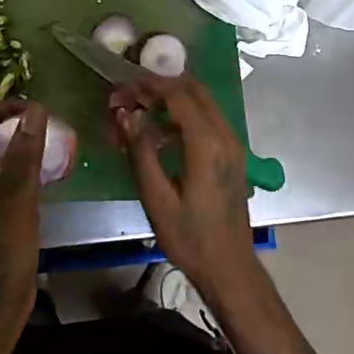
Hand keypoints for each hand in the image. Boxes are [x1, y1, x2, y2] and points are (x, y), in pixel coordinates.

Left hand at [0, 100, 46, 353]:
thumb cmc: (2, 250)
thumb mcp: (16, 199)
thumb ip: (25, 156)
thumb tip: (36, 108)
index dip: (6, 108)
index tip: (37, 108)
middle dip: (21, 125)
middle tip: (55, 124)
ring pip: (9, 160)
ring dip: (30, 146)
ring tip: (60, 143)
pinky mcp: (6, 216)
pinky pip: (19, 181)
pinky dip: (35, 170)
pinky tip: (56, 175)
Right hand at [111, 76, 261, 306]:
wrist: (230, 267)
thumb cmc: (190, 237)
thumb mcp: (156, 197)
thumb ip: (141, 151)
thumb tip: (125, 115)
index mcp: (208, 145)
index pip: (178, 95)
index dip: (147, 86)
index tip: (120, 92)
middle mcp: (226, 136)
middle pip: (193, 89)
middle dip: (158, 85)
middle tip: (128, 96)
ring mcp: (233, 144)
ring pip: (202, 101)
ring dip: (170, 97)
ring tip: (137, 110)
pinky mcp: (231, 154)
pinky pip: (207, 118)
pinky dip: (182, 113)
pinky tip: (158, 131)